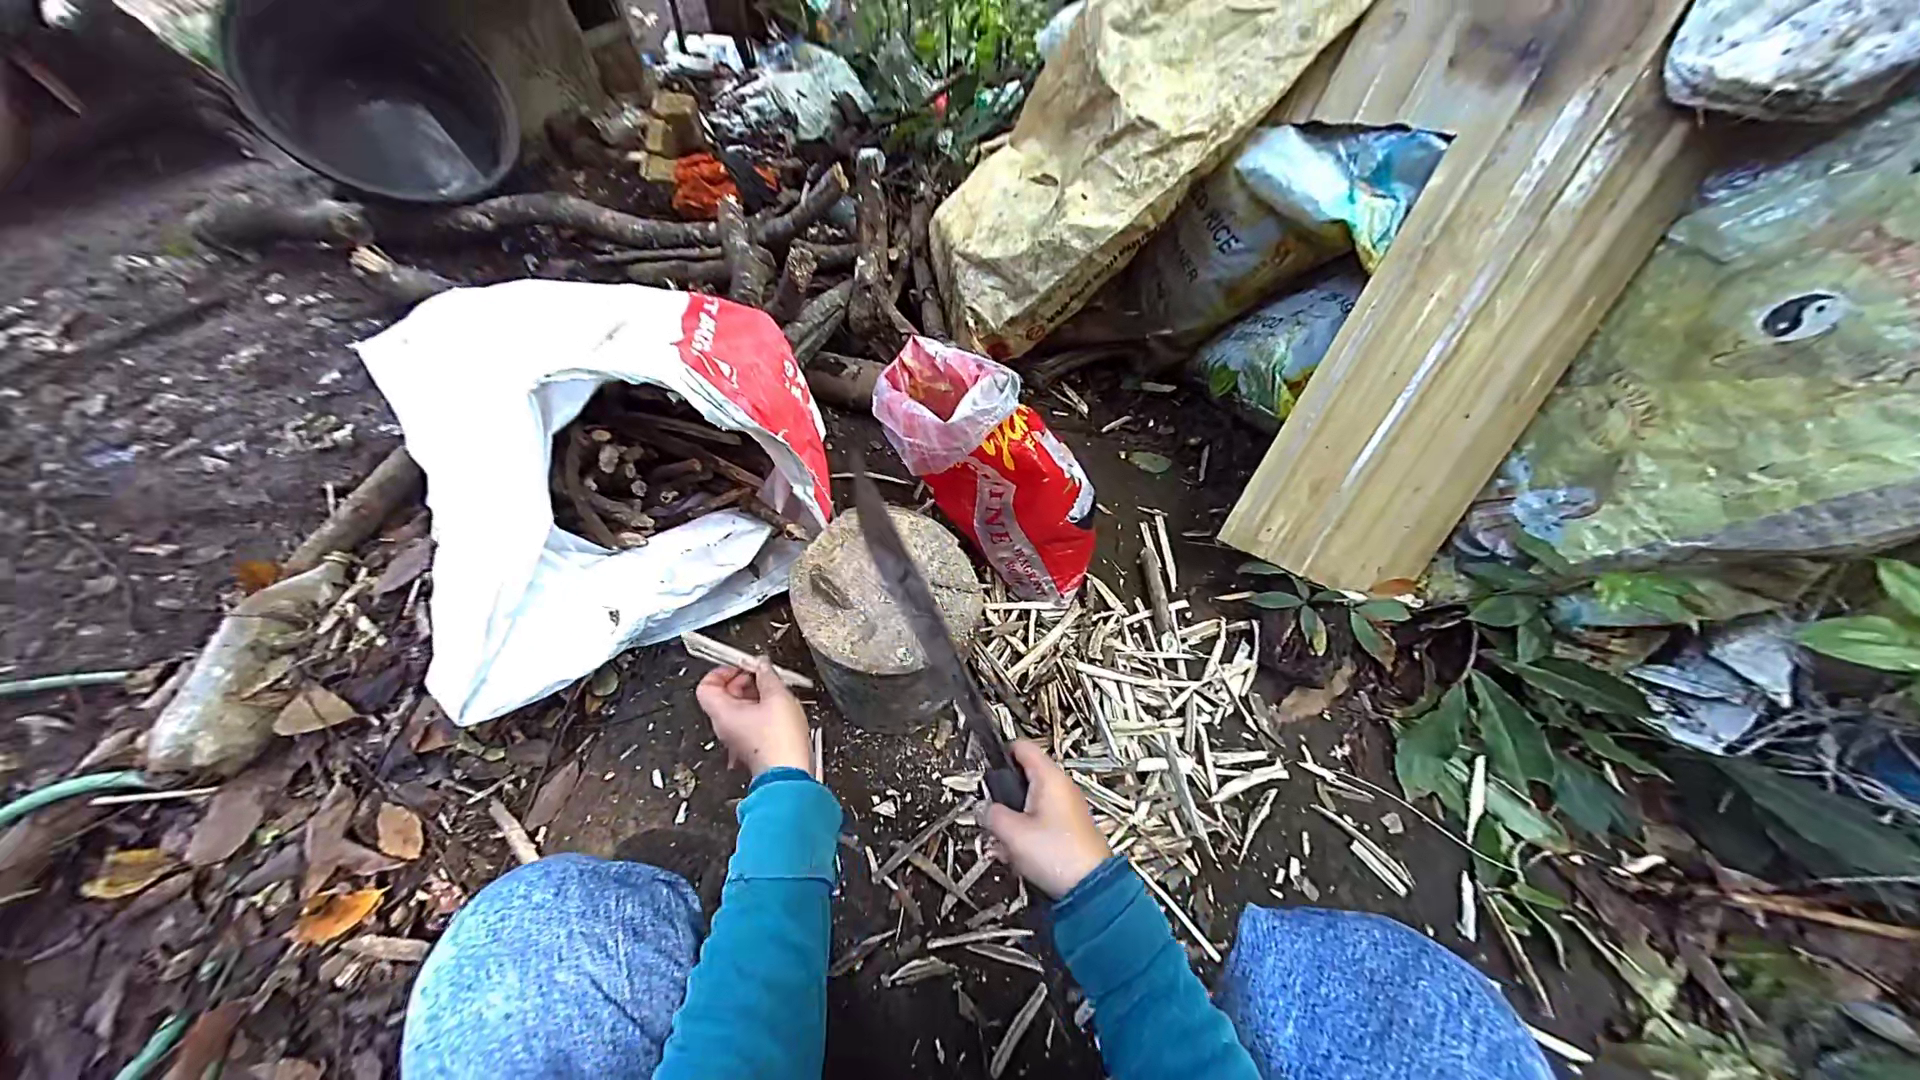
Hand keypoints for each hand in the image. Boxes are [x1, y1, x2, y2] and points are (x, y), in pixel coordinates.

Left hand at [695, 658, 813, 777]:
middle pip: (724, 694)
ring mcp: (738, 736)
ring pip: (739, 706)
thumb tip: (762, 665)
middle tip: (764, 674)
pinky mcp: (752, 743)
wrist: (790, 773)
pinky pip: (751, 719)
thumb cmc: (779, 742)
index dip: (723, 671)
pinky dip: (762, 708)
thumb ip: (767, 675)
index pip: (706, 685)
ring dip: (756, 694)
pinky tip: (780, 706)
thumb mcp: (777, 697)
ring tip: (776, 689)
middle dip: (744, 680)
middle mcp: (726, 726)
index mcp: (723, 713)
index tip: (742, 665)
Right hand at [983, 740, 1111, 898]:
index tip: (986, 768)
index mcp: (1049, 777)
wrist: (1092, 890)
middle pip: (1023, 778)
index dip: (1001, 753)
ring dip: (1013, 821)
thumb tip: (983, 808)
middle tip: (993, 817)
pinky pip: (1040, 820)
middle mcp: (1061, 786)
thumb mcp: (1013, 833)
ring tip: (1005, 844)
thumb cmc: (1058, 856)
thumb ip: (991, 814)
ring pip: (1029, 803)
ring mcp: (1067, 807)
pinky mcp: (1069, 827)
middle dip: (1004, 799)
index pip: (1022, 747)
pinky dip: (1027, 833)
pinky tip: (1019, 856)